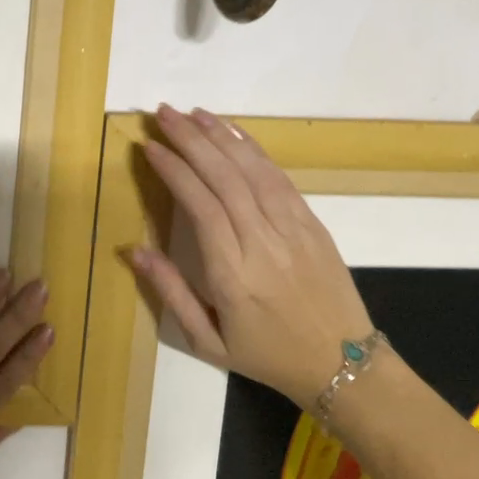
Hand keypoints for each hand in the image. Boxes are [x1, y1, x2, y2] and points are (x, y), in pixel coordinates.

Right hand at [128, 105, 373, 407]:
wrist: (345, 365)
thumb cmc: (268, 355)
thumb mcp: (208, 342)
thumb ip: (171, 293)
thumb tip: (134, 250)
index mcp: (234, 276)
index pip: (201, 207)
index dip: (175, 171)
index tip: (150, 147)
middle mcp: (264, 245)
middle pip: (225, 179)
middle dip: (191, 141)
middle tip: (164, 114)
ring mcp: (293, 230)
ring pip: (253, 171)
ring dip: (221, 136)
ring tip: (192, 112)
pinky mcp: (313, 224)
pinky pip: (281, 179)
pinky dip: (255, 150)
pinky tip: (234, 131)